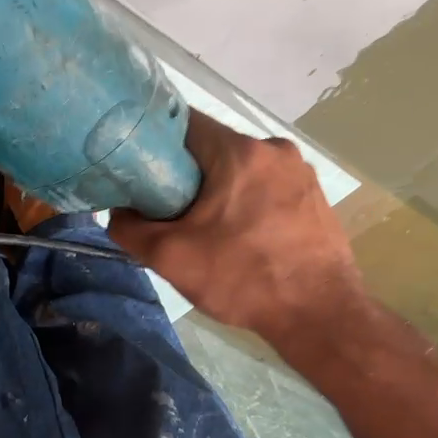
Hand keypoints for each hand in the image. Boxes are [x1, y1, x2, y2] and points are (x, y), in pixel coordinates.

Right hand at [110, 113, 365, 340]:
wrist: (319, 314)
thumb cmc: (240, 277)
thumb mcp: (166, 256)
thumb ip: (127, 228)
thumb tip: (118, 213)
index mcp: (240, 153)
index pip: (182, 123)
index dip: (150, 141)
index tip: (132, 166)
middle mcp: (274, 151)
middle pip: (209, 148)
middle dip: (180, 172)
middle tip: (157, 206)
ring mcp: (299, 172)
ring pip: (236, 168)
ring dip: (211, 189)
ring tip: (192, 224)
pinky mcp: (312, 195)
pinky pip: (261, 185)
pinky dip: (238, 201)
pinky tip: (228, 233)